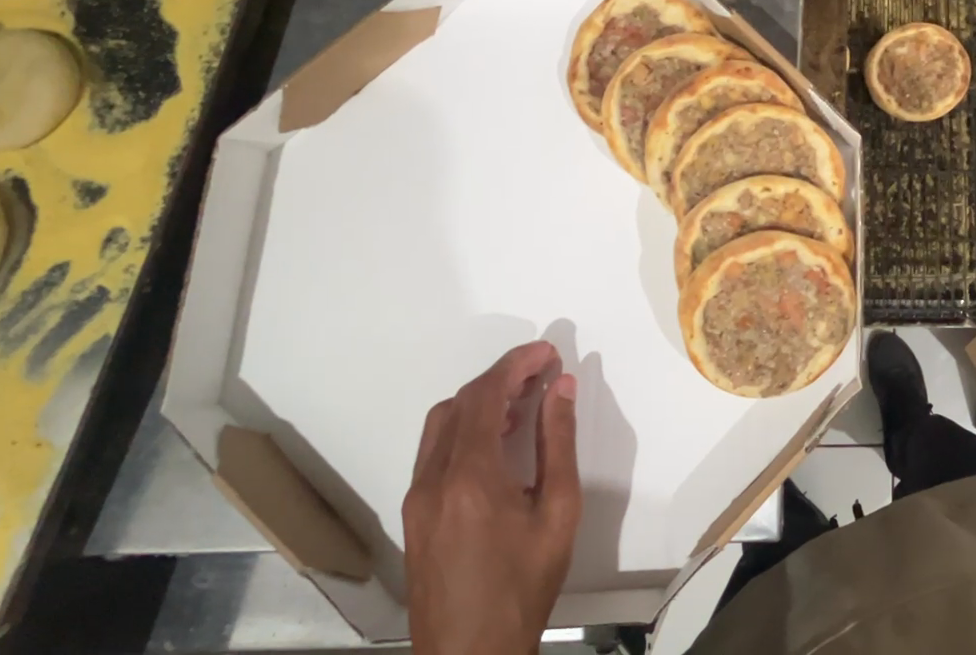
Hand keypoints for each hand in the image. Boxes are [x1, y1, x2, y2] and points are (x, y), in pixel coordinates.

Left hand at [404, 341, 581, 654]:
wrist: (471, 653)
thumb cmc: (525, 583)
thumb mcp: (558, 511)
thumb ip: (558, 442)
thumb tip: (561, 388)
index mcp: (470, 476)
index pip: (486, 395)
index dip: (517, 364)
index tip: (549, 351)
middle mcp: (433, 479)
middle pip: (461, 403)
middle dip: (503, 376)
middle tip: (544, 370)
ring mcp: (417, 497)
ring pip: (442, 423)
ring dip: (482, 400)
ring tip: (525, 400)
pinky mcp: (414, 514)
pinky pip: (436, 450)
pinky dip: (467, 427)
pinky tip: (499, 439)